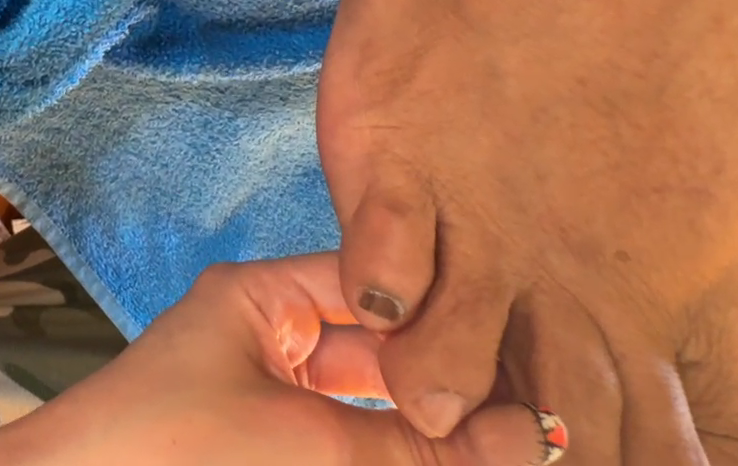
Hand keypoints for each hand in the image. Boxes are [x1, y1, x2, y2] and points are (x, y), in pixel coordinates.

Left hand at [0, 254, 566, 465]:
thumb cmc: (180, 443)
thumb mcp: (305, 439)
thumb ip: (411, 444)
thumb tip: (532, 440)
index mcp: (261, 297)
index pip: (372, 289)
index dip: (449, 320)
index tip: (538, 355)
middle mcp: (267, 329)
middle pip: (379, 349)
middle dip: (452, 385)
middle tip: (557, 419)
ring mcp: (268, 386)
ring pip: (369, 402)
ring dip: (429, 426)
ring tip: (526, 442)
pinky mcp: (270, 435)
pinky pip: (343, 434)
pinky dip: (391, 449)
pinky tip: (452, 452)